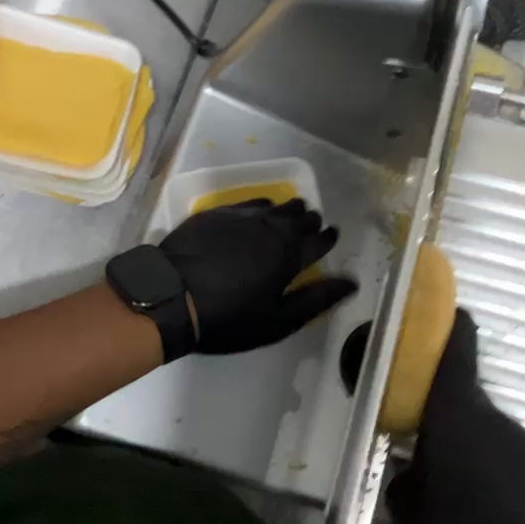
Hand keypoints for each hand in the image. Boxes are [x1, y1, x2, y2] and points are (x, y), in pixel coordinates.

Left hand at [157, 198, 356, 358]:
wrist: (172, 296)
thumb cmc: (229, 318)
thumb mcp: (278, 320)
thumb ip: (317, 299)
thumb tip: (352, 283)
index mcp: (291, 255)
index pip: (320, 241)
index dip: (328, 239)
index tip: (332, 238)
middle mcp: (273, 228)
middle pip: (301, 218)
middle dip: (310, 221)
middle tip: (312, 227)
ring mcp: (243, 217)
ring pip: (277, 206)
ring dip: (288, 211)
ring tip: (290, 215)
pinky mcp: (218, 213)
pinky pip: (250, 203)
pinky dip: (262, 207)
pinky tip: (259, 212)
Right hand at [386, 311, 524, 523]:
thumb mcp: (402, 489)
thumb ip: (414, 454)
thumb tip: (422, 445)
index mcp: (455, 422)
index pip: (458, 360)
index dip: (457, 333)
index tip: (458, 314)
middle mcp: (500, 423)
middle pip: (481, 406)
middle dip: (468, 420)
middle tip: (457, 452)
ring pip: (508, 438)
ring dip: (496, 453)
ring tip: (487, 490)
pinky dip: (520, 476)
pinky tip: (511, 505)